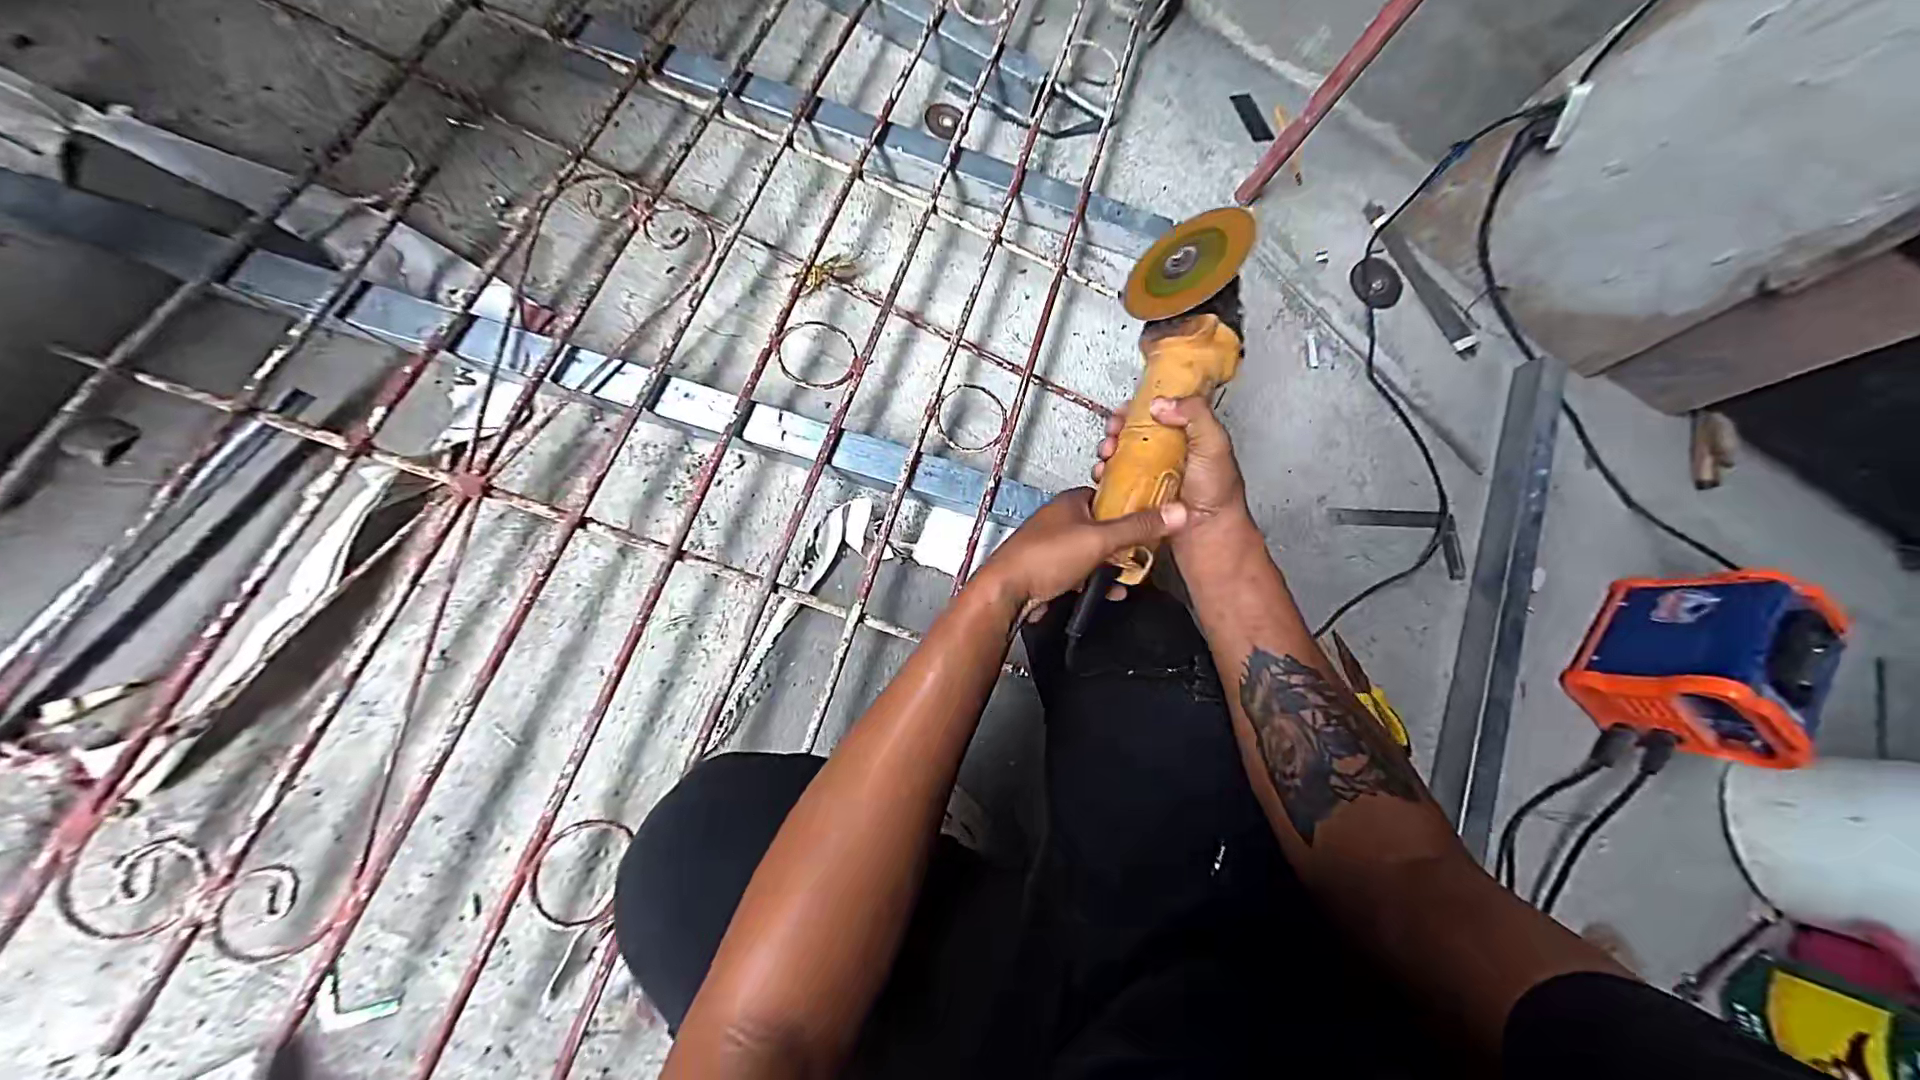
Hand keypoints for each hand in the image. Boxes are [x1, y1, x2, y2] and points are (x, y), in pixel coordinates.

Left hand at [971, 488, 1187, 616]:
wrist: (1006, 592)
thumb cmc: (1041, 559)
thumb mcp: (1100, 540)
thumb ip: (1138, 528)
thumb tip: (1173, 513)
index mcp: (1071, 502)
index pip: (1111, 496)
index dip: (1133, 508)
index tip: (1152, 520)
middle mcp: (1061, 520)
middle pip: (1104, 527)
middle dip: (1124, 544)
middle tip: (1142, 555)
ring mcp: (1053, 545)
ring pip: (1092, 552)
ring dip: (1110, 565)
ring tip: (1127, 576)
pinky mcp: (1049, 569)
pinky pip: (1079, 572)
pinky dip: (1094, 581)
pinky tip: (1105, 591)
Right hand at [1093, 396, 1248, 538]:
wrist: (1207, 532)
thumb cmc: (1217, 492)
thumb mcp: (1214, 442)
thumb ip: (1195, 414)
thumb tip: (1161, 404)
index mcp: (1186, 435)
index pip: (1158, 412)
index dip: (1139, 408)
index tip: (1126, 409)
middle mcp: (1166, 453)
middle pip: (1133, 432)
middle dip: (1116, 428)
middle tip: (1113, 431)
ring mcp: (1150, 474)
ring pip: (1120, 454)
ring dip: (1107, 449)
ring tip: (1107, 453)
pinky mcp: (1136, 493)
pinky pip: (1114, 479)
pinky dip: (1103, 473)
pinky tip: (1102, 473)